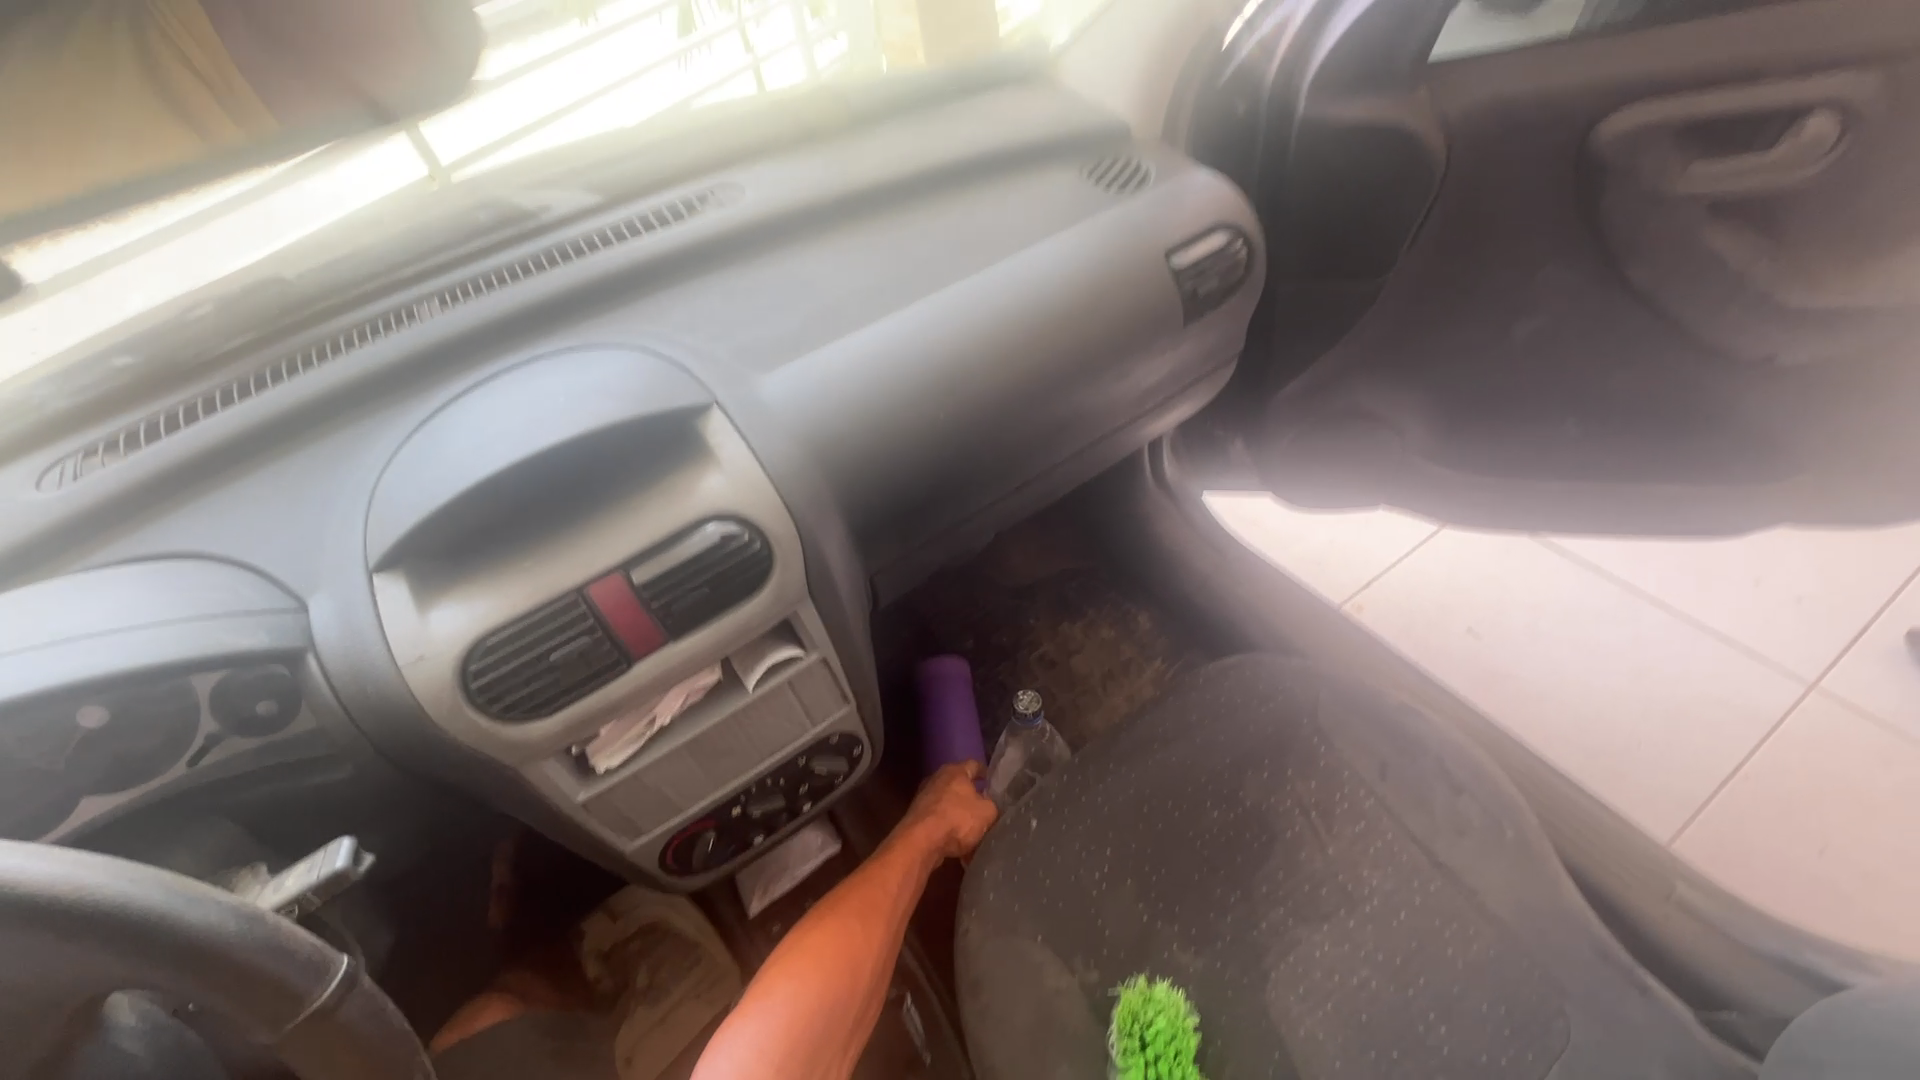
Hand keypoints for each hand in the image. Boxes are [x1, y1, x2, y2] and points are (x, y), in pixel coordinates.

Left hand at [895, 761, 997, 863]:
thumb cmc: (958, 819)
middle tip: (986, 810)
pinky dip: (950, 834)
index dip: (985, 773)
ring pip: (949, 808)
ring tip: (975, 835)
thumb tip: (989, 805)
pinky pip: (940, 824)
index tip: (993, 781)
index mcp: (955, 771)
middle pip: (959, 787)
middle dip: (972, 799)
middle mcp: (937, 780)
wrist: (921, 842)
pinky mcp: (917, 819)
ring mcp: (924, 799)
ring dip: (960, 820)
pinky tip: (960, 850)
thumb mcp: (987, 812)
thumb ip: (992, 805)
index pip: (974, 765)